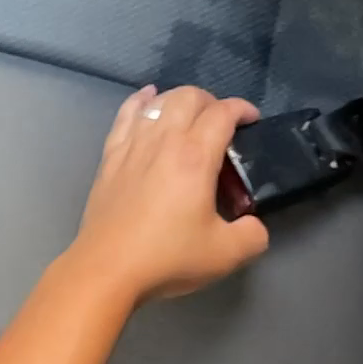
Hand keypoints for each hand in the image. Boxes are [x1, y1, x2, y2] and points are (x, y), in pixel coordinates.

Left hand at [65, 86, 269, 303]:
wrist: (108, 267)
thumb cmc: (167, 256)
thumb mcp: (225, 253)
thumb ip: (252, 234)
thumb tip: (254, 225)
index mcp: (194, 156)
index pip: (222, 113)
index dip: (242, 109)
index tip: (252, 119)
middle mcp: (163, 140)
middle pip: (189, 97)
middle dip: (212, 101)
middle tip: (223, 124)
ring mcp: (133, 144)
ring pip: (159, 101)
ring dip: (180, 99)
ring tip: (191, 113)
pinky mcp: (111, 154)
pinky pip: (127, 113)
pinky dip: (141, 100)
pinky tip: (148, 98)